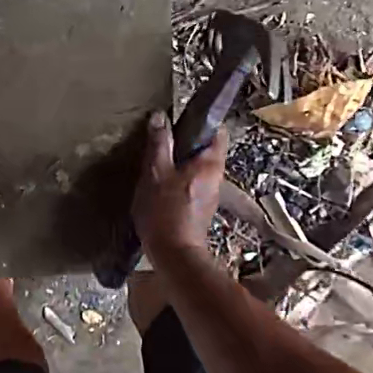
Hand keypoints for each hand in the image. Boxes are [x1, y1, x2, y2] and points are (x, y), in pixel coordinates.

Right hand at [130, 111, 225, 264]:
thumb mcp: (155, 172)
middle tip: (161, 141)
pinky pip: (191, 182)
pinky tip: (159, 184)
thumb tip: (160, 117)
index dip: (201, 122)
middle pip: (205, 149)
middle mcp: (216, 176)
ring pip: (196, 166)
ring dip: (179, 162)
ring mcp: (209, 193)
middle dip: (184, 143)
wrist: (173, 255)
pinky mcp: (200, 206)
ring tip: (156, 162)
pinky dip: (178, 178)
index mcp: (211, 163)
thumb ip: (159, 144)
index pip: (217, 131)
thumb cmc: (165, 212)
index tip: (180, 120)